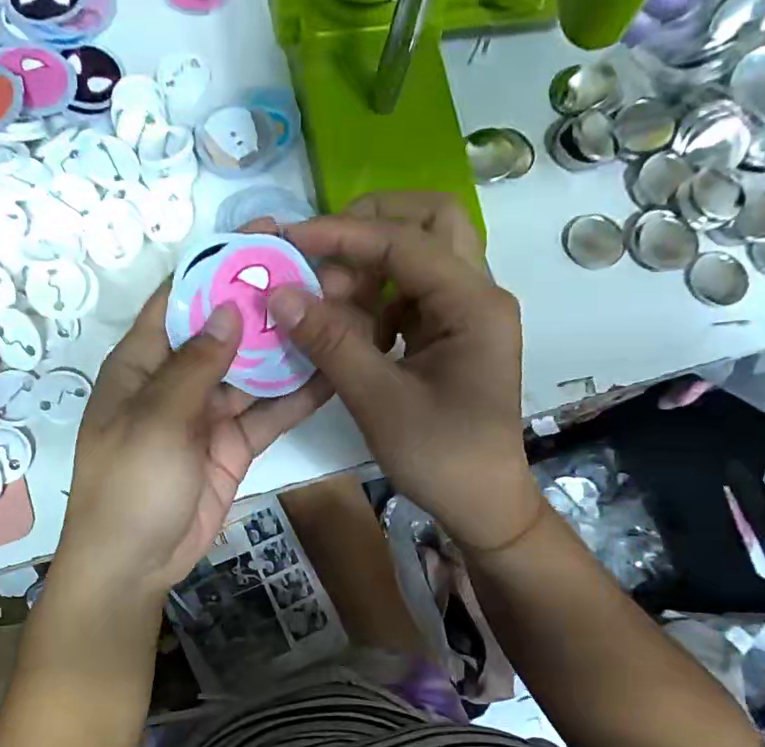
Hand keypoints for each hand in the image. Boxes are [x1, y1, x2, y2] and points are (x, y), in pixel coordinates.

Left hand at [61, 285, 329, 595]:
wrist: (136, 563)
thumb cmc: (130, 487)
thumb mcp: (156, 421)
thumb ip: (195, 367)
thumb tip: (228, 310)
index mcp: (141, 363)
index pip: (180, 300)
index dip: (218, 266)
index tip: (264, 237)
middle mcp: (177, 381)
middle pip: (225, 332)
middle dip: (265, 306)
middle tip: (317, 275)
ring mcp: (209, 414)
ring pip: (254, 372)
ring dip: (288, 349)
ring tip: (335, 315)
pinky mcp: (234, 445)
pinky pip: (267, 414)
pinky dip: (296, 398)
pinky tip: (333, 373)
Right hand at [267, 198, 542, 551]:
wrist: (484, 506)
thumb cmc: (441, 458)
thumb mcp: (379, 401)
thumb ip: (331, 342)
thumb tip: (279, 293)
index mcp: (475, 305)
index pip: (406, 241)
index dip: (343, 235)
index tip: (291, 241)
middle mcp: (481, 296)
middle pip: (433, 222)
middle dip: (373, 227)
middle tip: (323, 257)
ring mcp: (472, 316)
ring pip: (425, 257)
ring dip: (375, 267)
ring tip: (331, 303)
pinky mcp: (458, 337)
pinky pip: (418, 296)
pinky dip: (383, 300)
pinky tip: (355, 332)